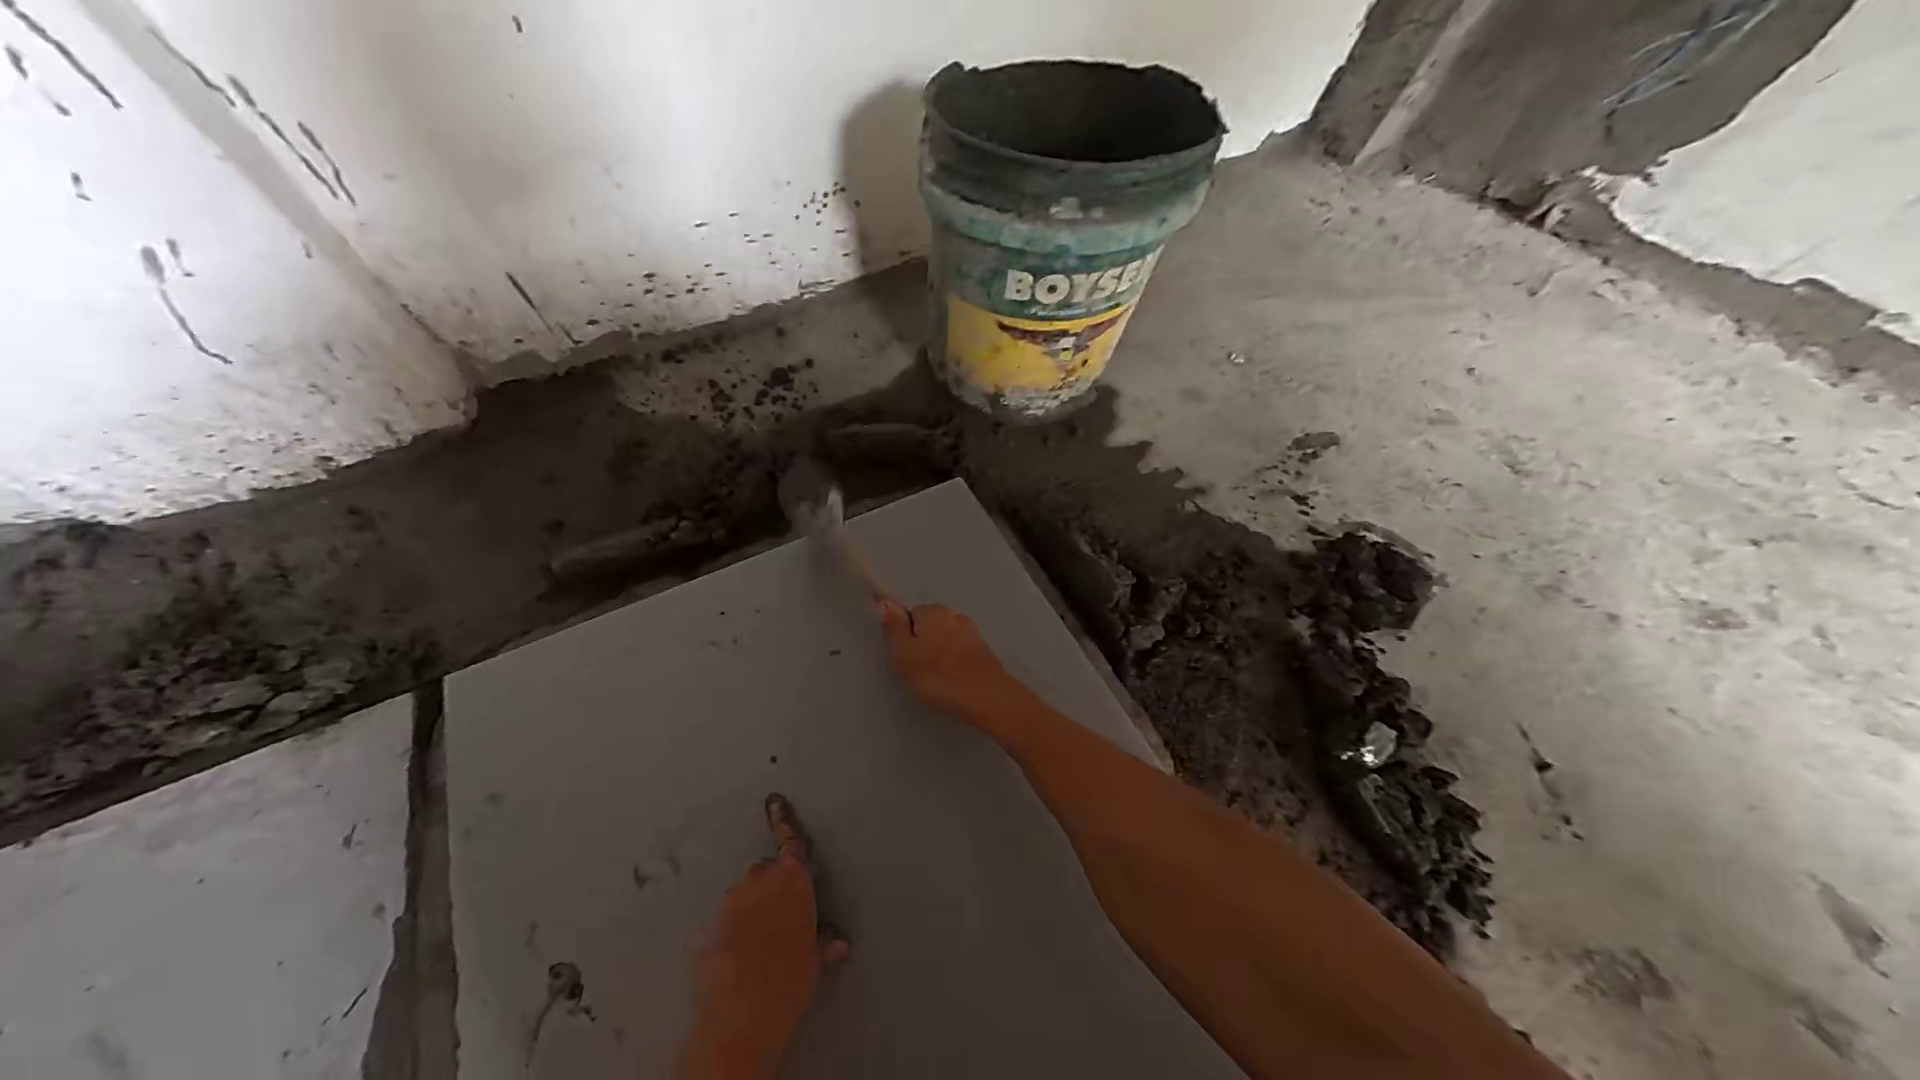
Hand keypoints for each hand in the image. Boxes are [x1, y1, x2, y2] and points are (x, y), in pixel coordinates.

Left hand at [684, 795, 847, 1079]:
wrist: (742, 1013)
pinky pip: (723, 922)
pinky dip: (729, 932)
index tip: (775, 802)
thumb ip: (822, 943)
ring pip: (743, 896)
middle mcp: (758, 880)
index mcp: (792, 878)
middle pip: (766, 871)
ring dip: (750, 910)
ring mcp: (730, 902)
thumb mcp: (814, 959)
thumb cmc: (791, 977)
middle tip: (782, 917)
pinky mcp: (707, 927)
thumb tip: (836, 944)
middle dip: (772, 886)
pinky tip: (735, 957)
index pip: (791, 841)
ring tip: (758, 944)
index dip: (785, 821)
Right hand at [877, 600, 1011, 716]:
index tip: (905, 656)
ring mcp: (972, 631)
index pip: (911, 614)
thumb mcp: (903, 654)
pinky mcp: (984, 649)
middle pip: (930, 624)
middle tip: (919, 668)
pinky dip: (956, 660)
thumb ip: (894, 627)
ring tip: (938, 676)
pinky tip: (954, 677)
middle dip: (924, 641)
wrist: (984, 697)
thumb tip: (885, 601)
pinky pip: (961, 650)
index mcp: (932, 611)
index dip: (905, 635)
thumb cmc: (936, 675)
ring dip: (941, 651)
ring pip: (947, 637)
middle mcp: (954, 615)